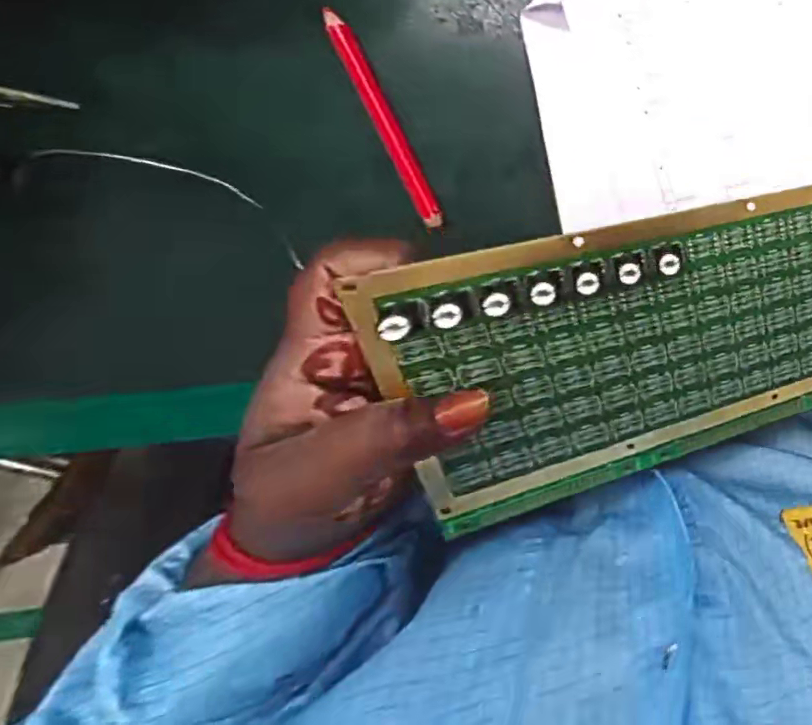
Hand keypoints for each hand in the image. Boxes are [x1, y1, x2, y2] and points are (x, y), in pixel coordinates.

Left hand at [195, 240, 489, 582]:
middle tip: (502, 311)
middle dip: (453, 295)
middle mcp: (365, 348)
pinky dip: (494, 371)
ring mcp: (403, 374)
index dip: (376, 259)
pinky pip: (468, 373)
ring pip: (445, 332)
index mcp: (317, 349)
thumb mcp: (322, 473)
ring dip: (483, 334)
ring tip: (524, 342)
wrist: (307, 552)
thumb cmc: (287, 504)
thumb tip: (475, 402)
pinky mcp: (435, 401)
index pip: (335, 276)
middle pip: (408, 296)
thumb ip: (386, 438)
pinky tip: (521, 378)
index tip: (429, 277)